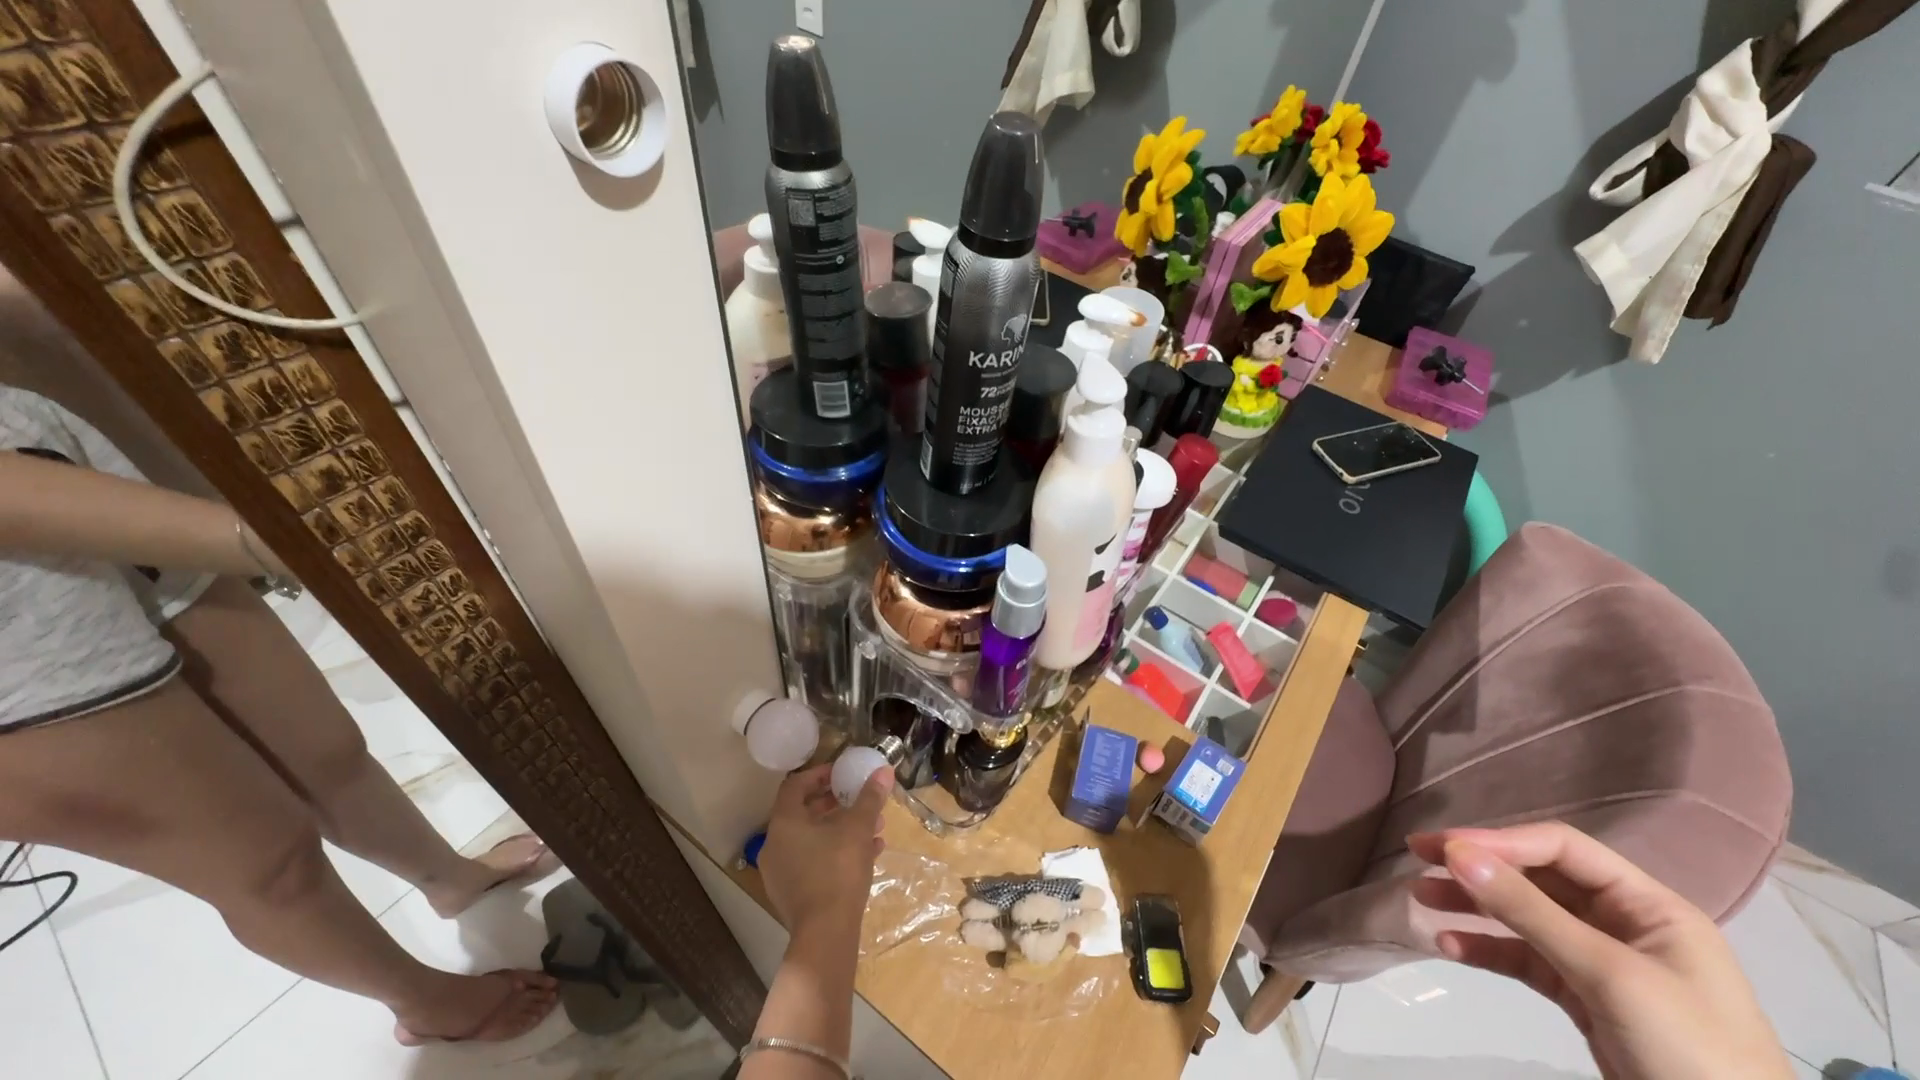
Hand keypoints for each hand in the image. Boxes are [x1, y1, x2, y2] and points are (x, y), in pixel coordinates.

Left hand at [760, 763, 890, 939]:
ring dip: (839, 830)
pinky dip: (835, 853)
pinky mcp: (791, 894)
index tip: (840, 774)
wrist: (825, 933)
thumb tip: (884, 770)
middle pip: (803, 813)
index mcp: (784, 823)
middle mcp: (775, 844)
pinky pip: (812, 862)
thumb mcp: (858, 829)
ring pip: (811, 840)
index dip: (818, 775)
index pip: (795, 786)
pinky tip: (867, 855)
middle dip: (833, 804)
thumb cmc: (838, 870)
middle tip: (856, 799)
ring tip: (871, 829)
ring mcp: (780, 872)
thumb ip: (869, 798)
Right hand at [1409, 823, 1793, 1079]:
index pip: (1563, 849)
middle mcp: (1625, 923)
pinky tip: (1449, 947)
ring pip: (1526, 918)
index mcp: (1648, 905)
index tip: (1444, 848)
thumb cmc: (1689, 1048)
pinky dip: (1487, 950)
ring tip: (1420, 898)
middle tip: (1417, 857)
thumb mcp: (1609, 974)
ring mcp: (1603, 962)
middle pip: (1539, 878)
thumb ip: (1531, 912)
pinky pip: (1526, 960)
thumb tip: (1457, 854)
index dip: (1502, 841)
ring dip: (1474, 905)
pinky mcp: (1585, 998)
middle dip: (1480, 867)